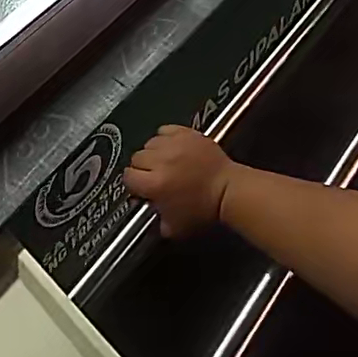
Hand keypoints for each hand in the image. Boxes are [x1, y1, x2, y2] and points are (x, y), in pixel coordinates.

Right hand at [124, 125, 241, 237]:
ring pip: (150, 142)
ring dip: (154, 151)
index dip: (133, 183)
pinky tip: (172, 146)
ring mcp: (174, 144)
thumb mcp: (174, 227)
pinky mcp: (186, 133)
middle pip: (137, 157)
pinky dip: (166, 137)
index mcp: (155, 184)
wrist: (229, 189)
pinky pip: (165, 129)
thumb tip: (148, 207)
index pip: (128, 176)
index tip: (142, 186)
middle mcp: (161, 161)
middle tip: (155, 174)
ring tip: (165, 160)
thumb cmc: (203, 210)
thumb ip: (155, 218)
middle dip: (143, 167)